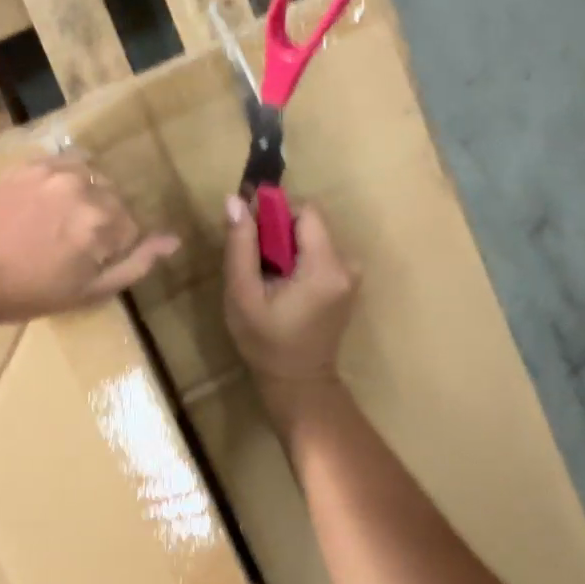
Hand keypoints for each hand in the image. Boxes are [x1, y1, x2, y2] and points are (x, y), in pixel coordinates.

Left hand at [0, 156, 179, 324]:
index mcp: (102, 221)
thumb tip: (173, 240)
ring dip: (83, 197)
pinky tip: (45, 201)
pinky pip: (62, 163)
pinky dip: (64, 179)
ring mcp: (52, 171)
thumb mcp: (87, 291)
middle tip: (68, 248)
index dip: (113, 249)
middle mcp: (83, 187)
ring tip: (55, 224)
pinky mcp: (26, 165)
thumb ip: (135, 264)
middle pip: (113, 200)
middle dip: (101, 221)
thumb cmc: (26, 292)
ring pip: (90, 179)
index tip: (87, 264)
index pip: (131, 228)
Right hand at [223, 195, 357, 423]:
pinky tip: (279, 284)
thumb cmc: (265, 342)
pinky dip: (296, 260)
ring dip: (285, 246)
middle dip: (277, 231)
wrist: (297, 383)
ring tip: (263, 275)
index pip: (306, 211)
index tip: (249, 228)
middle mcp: (346, 265)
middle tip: (250, 256)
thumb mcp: (242, 293)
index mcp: (325, 266)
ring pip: (312, 238)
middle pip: (310, 223)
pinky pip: (318, 254)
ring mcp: (350, 275)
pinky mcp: (345, 284)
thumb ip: (240, 245)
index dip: (275, 212)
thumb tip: (234, 200)